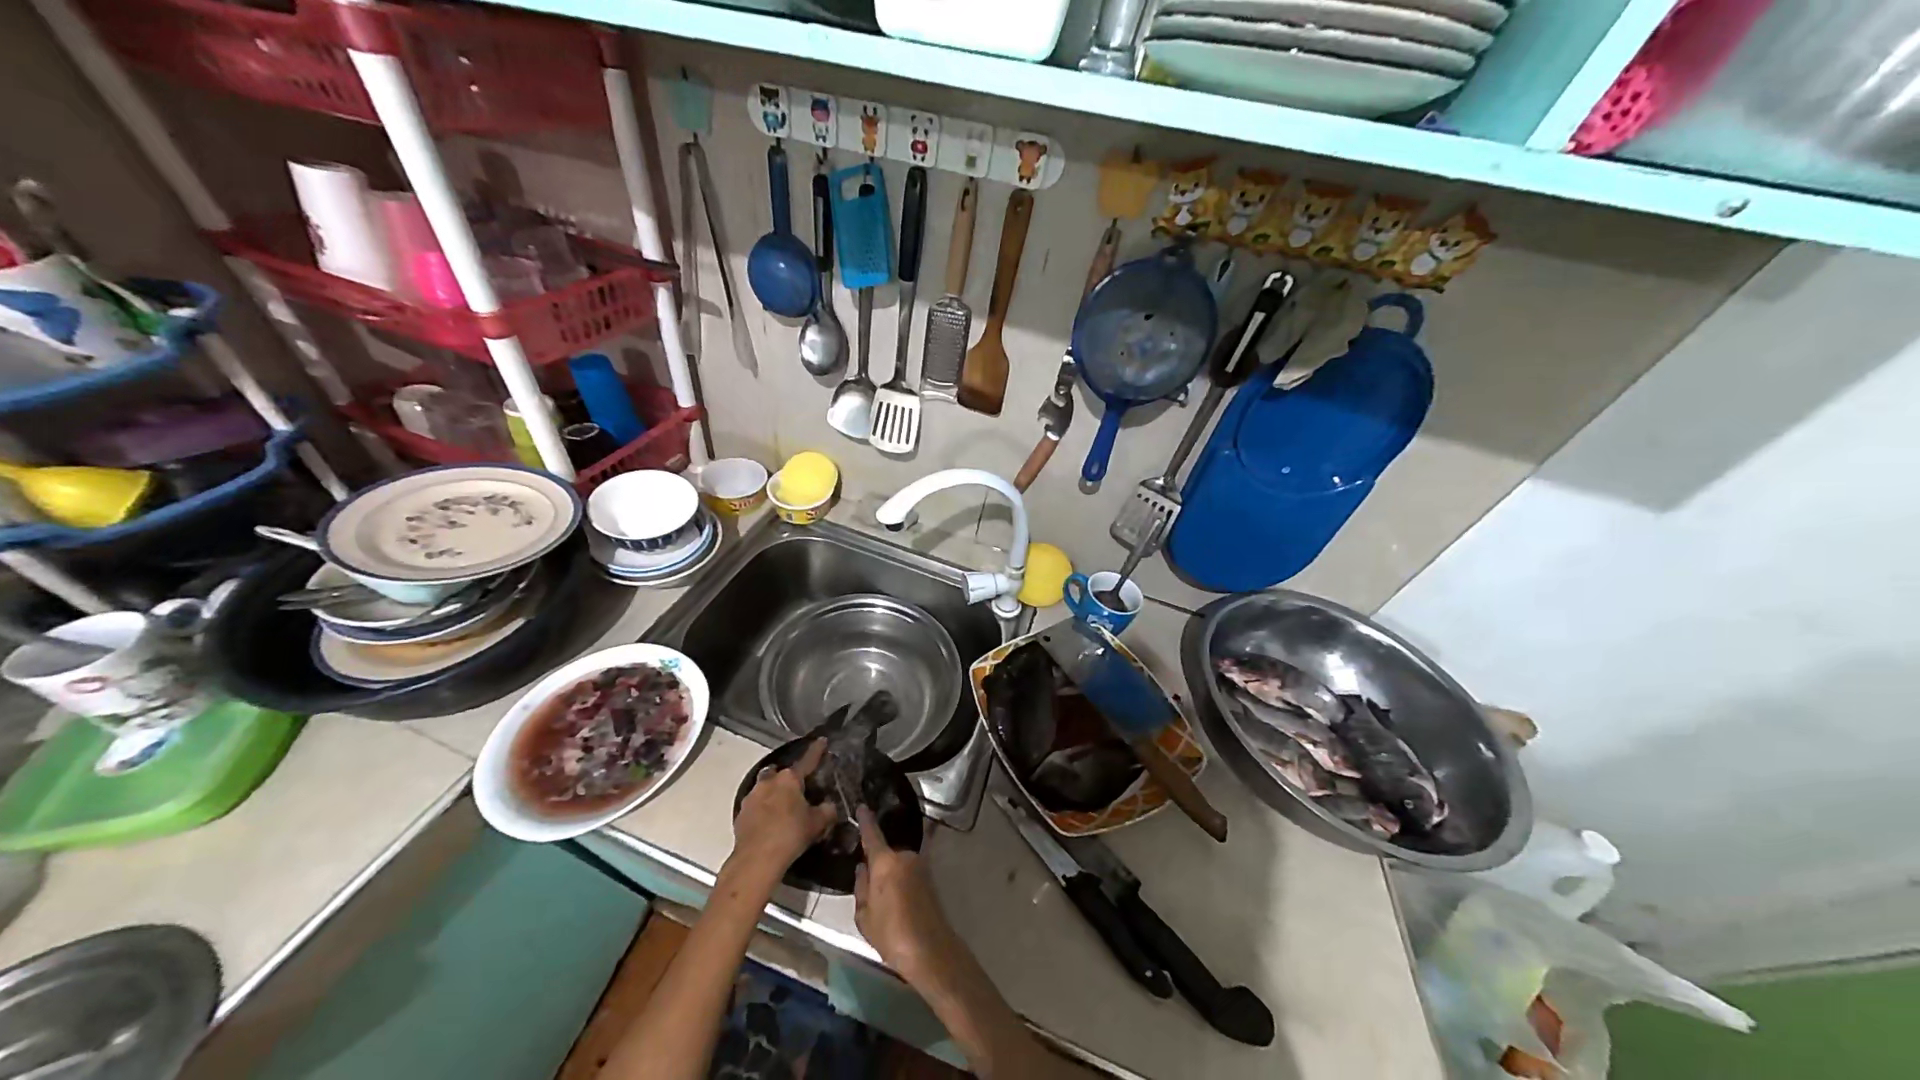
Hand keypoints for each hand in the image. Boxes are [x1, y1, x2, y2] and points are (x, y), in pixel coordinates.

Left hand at [732, 739, 838, 872]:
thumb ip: (827, 810)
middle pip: (780, 773)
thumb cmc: (791, 834)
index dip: (816, 750)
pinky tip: (770, 822)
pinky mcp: (741, 813)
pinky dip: (764, 809)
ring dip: (773, 793)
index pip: (807, 760)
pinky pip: (756, 805)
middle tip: (798, 789)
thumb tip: (829, 805)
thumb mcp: (818, 823)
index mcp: (789, 779)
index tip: (821, 741)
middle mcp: (769, 782)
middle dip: (788, 777)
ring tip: (783, 807)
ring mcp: (752, 797)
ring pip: (765, 788)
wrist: (757, 859)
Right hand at [855, 807, 955, 985]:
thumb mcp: (864, 916)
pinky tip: (897, 901)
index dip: (865, 820)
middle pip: (886, 852)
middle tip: (867, 883)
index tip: (862, 806)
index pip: (872, 834)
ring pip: (898, 863)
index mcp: (885, 862)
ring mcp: (920, 866)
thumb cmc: (891, 934)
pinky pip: (908, 872)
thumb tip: (862, 868)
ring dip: (891, 874)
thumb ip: (861, 887)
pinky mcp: (930, 878)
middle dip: (877, 862)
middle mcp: (904, 856)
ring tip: (883, 899)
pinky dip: (901, 881)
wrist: (930, 950)